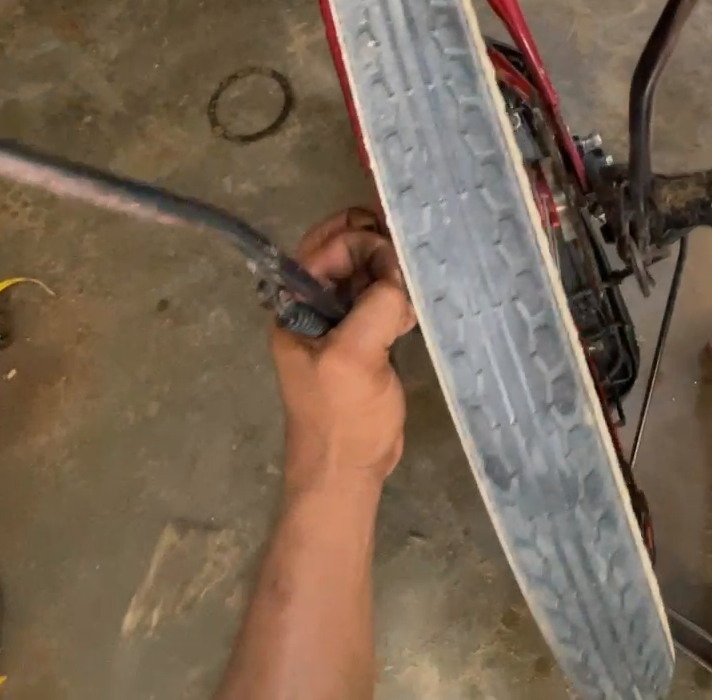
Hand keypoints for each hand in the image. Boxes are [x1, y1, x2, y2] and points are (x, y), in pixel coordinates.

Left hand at [270, 208, 417, 497]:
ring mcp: (340, 322)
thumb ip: (377, 307)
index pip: (323, 247)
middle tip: (408, 256)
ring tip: (413, 284)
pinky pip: (381, 298)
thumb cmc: (343, 417)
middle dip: (377, 246)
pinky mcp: (365, 338)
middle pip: (344, 252)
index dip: (358, 239)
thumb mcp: (355, 357)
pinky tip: (415, 305)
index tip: (394, 250)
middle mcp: (315, 306)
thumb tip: (402, 276)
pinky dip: (399, 293)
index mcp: (296, 304)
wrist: (347, 471)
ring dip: (391, 270)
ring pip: (366, 273)